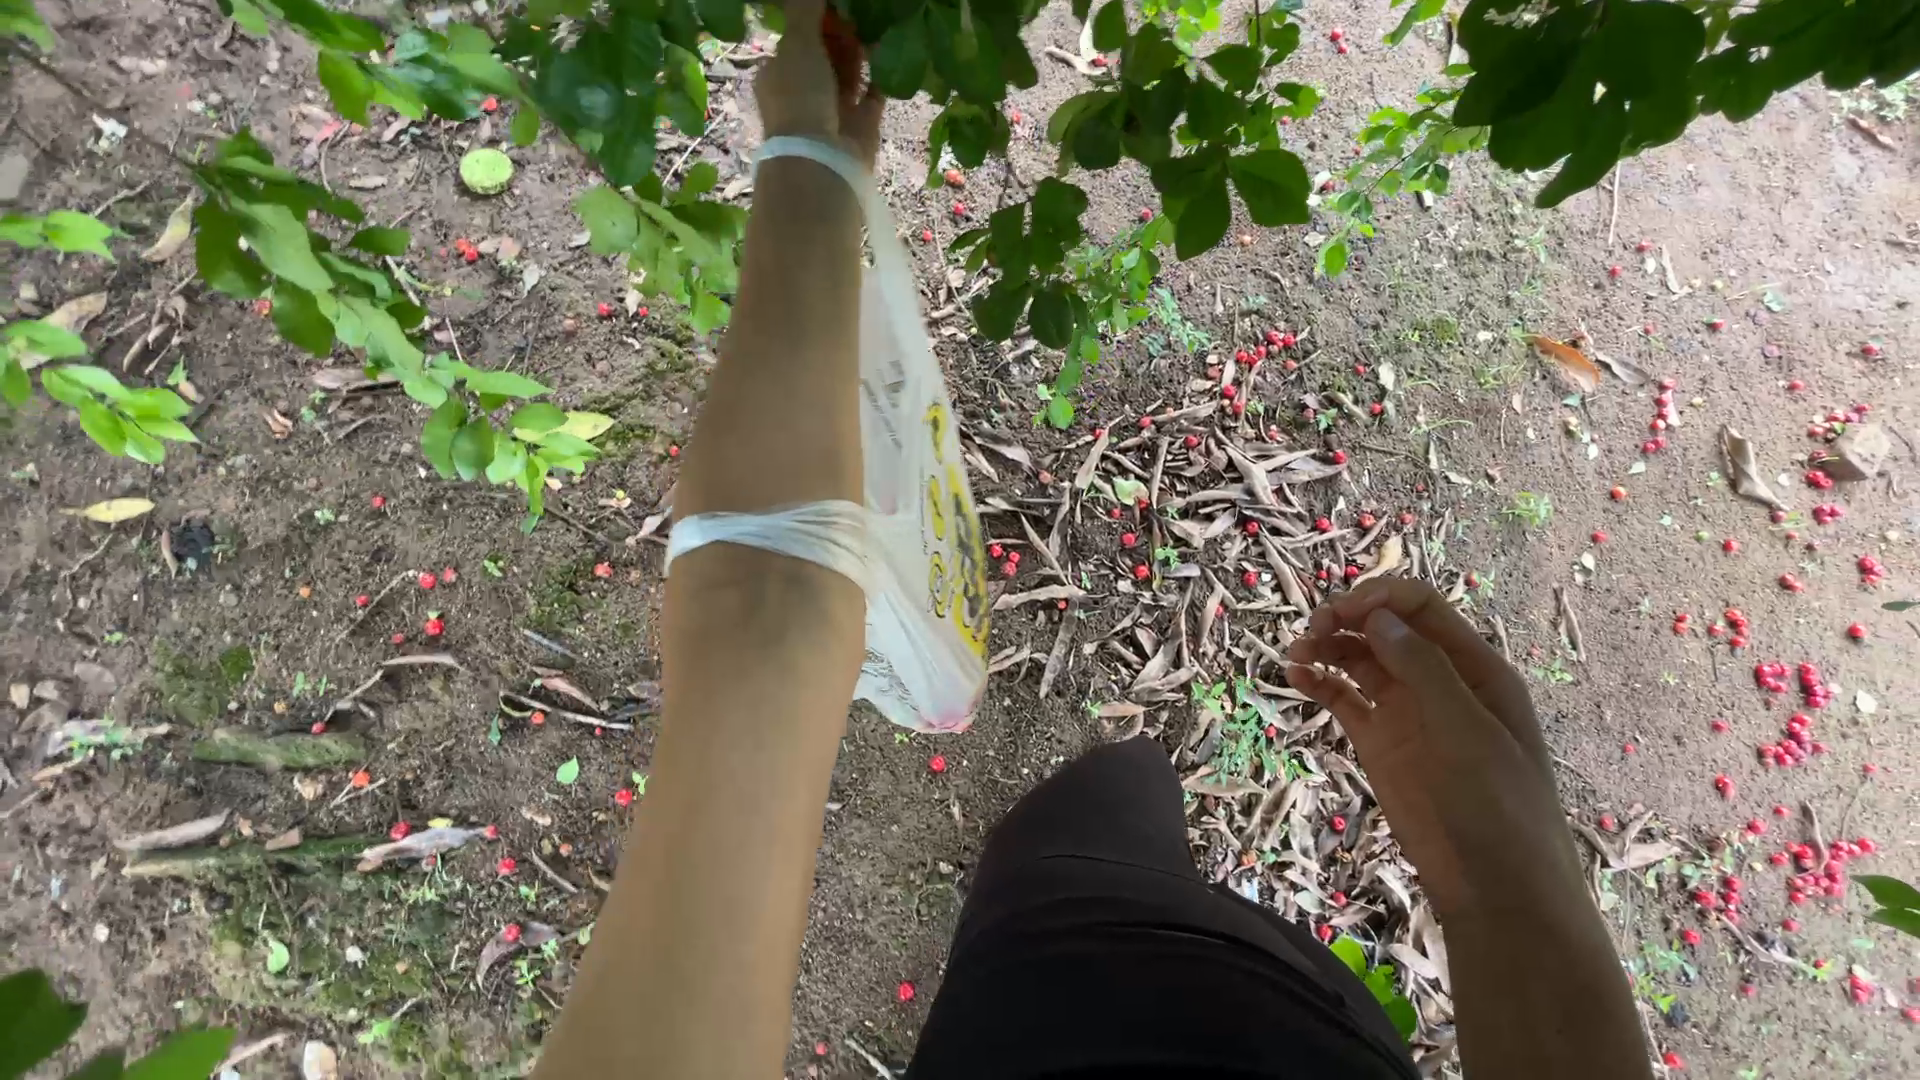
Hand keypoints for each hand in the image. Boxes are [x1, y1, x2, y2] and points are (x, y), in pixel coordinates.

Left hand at [757, 0, 884, 167]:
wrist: (821, 161)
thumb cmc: (800, 97)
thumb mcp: (797, 42)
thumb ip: (804, 9)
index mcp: (778, 76)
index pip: (795, 40)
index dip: (814, 20)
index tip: (833, 5)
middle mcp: (803, 96)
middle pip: (824, 58)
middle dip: (840, 36)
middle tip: (858, 13)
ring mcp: (833, 114)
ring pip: (848, 77)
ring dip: (860, 54)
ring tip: (875, 26)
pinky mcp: (860, 129)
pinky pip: (873, 97)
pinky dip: (881, 78)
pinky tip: (891, 55)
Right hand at [1286, 579, 1583, 917]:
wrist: (1493, 887)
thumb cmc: (1496, 804)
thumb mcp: (1466, 730)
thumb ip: (1423, 668)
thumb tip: (1376, 615)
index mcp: (1473, 668)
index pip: (1420, 607)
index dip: (1379, 598)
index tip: (1340, 611)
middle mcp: (1436, 680)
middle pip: (1383, 627)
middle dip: (1346, 619)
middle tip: (1313, 631)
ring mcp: (1404, 709)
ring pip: (1357, 658)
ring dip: (1326, 647)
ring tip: (1297, 654)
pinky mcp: (1377, 739)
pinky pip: (1342, 696)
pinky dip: (1318, 682)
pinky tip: (1296, 677)